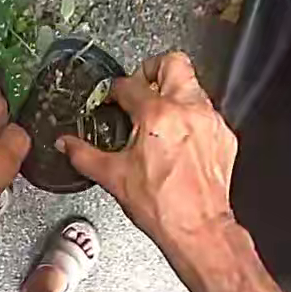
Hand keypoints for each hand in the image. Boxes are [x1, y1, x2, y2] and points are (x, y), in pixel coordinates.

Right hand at [59, 51, 239, 259]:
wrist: (197, 228)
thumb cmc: (161, 206)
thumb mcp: (112, 177)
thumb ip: (83, 154)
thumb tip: (66, 144)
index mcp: (157, 116)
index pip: (131, 84)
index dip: (115, 90)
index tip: (111, 99)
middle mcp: (188, 111)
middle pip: (173, 63)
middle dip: (152, 70)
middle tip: (140, 87)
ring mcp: (210, 122)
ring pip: (192, 87)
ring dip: (172, 95)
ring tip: (156, 118)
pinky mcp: (224, 136)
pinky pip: (206, 113)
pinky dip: (189, 119)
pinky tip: (175, 141)